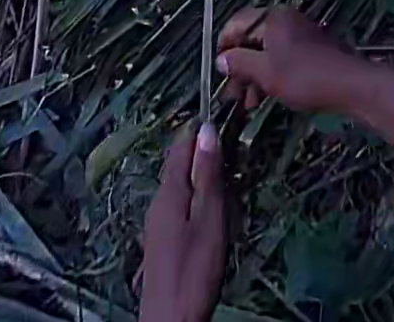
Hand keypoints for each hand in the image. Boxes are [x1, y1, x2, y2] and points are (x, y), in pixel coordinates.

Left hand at [140, 122, 225, 321]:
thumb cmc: (194, 269)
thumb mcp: (209, 217)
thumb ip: (207, 174)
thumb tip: (206, 129)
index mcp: (169, 190)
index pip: (182, 144)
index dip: (203, 130)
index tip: (229, 124)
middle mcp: (158, 200)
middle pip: (182, 164)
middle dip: (208, 159)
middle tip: (236, 166)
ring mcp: (158, 222)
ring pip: (184, 186)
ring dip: (207, 183)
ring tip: (231, 196)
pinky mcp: (162, 241)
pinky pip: (182, 206)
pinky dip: (201, 203)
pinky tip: (216, 220)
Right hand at [215, 7, 369, 113]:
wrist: (350, 84)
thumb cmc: (303, 76)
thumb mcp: (265, 72)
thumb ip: (240, 63)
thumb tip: (220, 59)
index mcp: (272, 18)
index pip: (237, 22)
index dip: (223, 45)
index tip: (217, 71)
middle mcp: (284, 20)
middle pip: (251, 38)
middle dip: (239, 67)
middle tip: (231, 96)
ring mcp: (298, 33)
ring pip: (266, 51)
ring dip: (253, 75)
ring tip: (247, 105)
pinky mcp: (309, 49)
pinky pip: (281, 57)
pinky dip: (270, 74)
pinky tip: (265, 97)